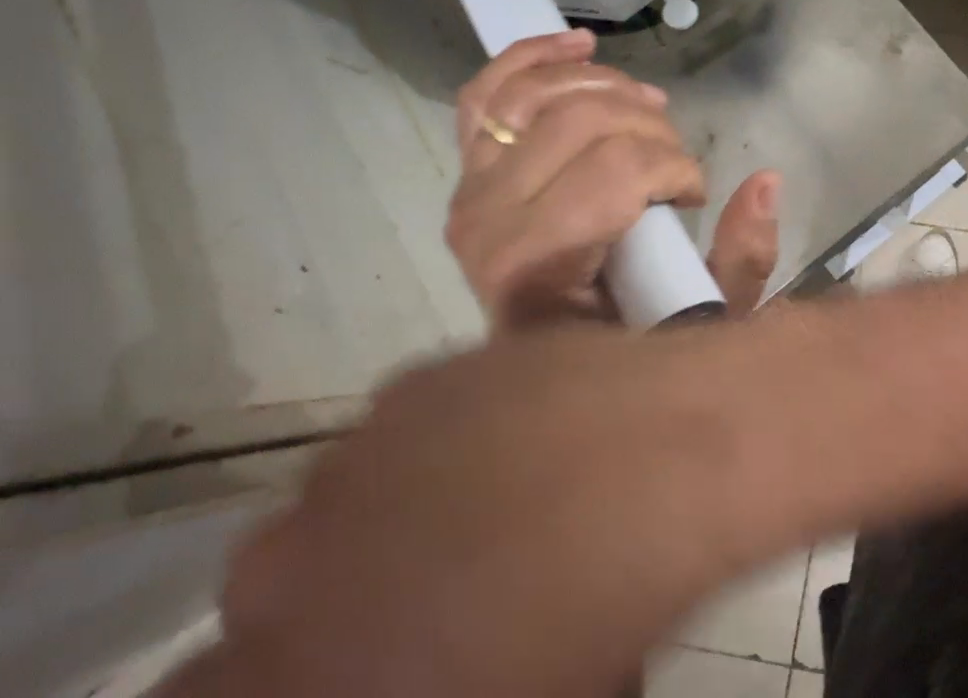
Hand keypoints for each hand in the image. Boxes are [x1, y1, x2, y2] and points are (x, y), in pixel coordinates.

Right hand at [157, 327, 719, 697]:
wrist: (672, 457)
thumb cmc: (606, 606)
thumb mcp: (524, 686)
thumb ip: (439, 674)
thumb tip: (446, 654)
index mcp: (303, 670)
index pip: (218, 687)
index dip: (305, 664)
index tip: (370, 652)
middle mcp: (288, 565)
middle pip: (284, 583)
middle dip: (355, 583)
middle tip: (455, 573)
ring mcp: (352, 457)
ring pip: (351, 492)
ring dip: (408, 498)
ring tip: (513, 491)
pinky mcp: (418, 378)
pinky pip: (409, 420)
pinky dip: (451, 432)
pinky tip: (531, 431)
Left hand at [446, 30, 780, 328]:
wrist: (549, 382)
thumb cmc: (629, 353)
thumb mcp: (703, 323)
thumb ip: (740, 259)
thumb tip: (766, 180)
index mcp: (540, 268)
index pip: (616, 171)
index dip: (675, 167)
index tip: (697, 197)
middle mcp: (489, 223)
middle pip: (582, 122)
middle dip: (652, 130)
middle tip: (678, 163)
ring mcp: (471, 193)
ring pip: (535, 95)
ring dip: (607, 87)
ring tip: (652, 109)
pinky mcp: (471, 174)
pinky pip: (487, 94)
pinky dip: (534, 58)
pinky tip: (583, 45)